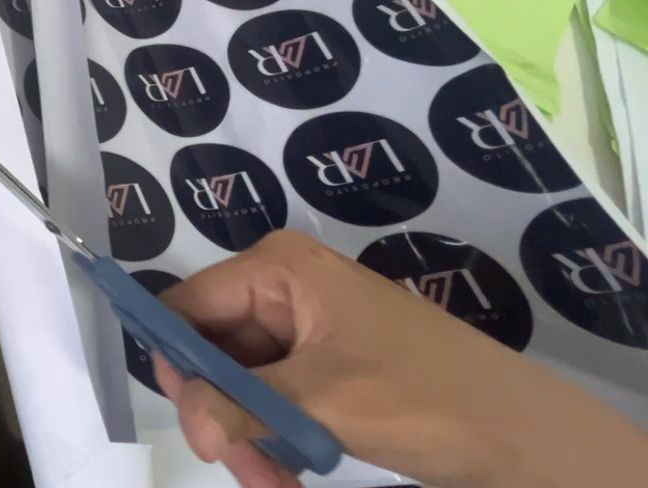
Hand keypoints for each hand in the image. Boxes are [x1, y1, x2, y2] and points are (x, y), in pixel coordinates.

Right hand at [154, 230, 647, 487]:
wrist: (555, 451)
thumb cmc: (436, 402)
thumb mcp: (330, 406)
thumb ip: (246, 408)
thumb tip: (188, 429)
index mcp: (275, 268)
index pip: (188, 305)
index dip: (178, 360)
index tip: (191, 421)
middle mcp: (281, 285)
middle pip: (213, 345)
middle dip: (221, 410)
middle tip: (239, 468)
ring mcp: (305, 324)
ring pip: (241, 376)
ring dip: (247, 431)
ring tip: (268, 483)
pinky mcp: (326, 361)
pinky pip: (273, 391)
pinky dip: (274, 433)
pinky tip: (286, 473)